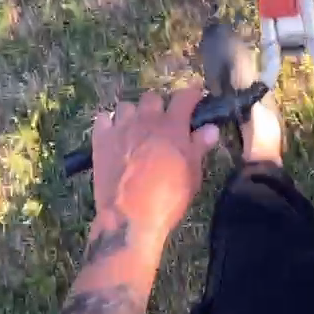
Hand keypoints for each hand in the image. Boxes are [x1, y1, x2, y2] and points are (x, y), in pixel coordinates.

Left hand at [89, 89, 219, 246]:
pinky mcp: (102, 140)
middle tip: (162, 122)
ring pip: (127, 106)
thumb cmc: (168, 198)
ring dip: (133, 114)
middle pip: (153, 97)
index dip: (192, 94)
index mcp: (172, 125)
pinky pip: (102, 119)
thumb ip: (200, 146)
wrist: (130, 219)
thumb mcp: (192, 174)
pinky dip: (108, 124)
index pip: (184, 96)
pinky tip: (113, 135)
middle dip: (159, 106)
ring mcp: (122, 127)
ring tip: (136, 129)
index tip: (196, 97)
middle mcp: (147, 119)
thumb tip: (211, 127)